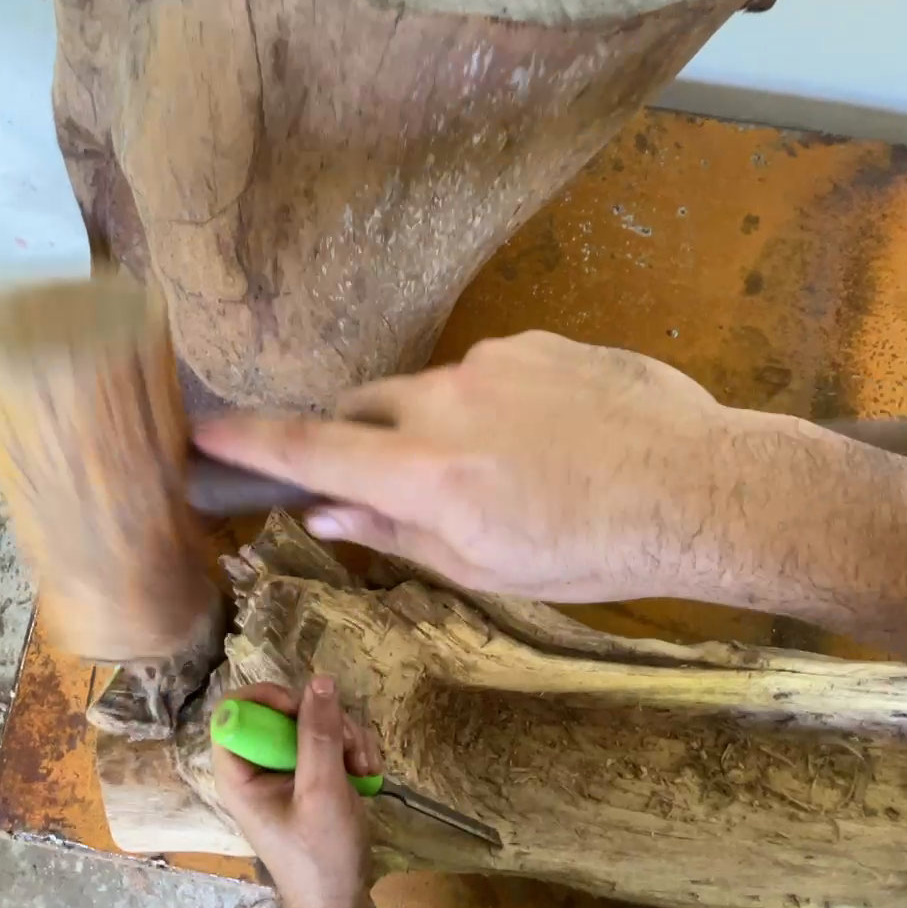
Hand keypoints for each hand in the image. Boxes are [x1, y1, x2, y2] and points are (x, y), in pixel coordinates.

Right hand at [195, 330, 845, 604]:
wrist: (702, 489)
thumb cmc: (590, 553)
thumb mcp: (483, 568)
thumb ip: (394, 532)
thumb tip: (325, 514)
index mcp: (427, 474)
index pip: (313, 449)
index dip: (251, 439)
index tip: (204, 428)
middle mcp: (445, 403)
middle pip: (360, 407)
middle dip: (361, 439)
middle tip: (402, 480)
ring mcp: (490, 362)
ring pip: (424, 390)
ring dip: (434, 426)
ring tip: (505, 464)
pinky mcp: (532, 340)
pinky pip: (481, 371)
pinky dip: (486, 404)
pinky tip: (544, 434)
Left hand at [212, 676, 382, 907]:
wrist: (340, 906)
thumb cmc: (320, 857)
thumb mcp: (321, 792)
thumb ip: (319, 735)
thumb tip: (320, 680)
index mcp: (240, 772)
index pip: (236, 708)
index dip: (269, 699)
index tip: (304, 709)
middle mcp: (258, 766)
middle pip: (284, 711)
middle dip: (325, 722)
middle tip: (350, 749)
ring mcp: (286, 771)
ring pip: (313, 722)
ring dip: (347, 738)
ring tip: (365, 769)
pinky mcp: (310, 776)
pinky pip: (330, 741)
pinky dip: (353, 751)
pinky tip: (368, 774)